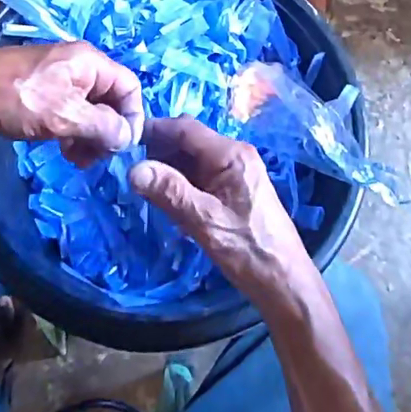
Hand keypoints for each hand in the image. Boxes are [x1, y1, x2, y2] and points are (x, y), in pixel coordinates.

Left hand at [0, 42, 144, 164]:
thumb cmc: (16, 101)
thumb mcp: (64, 115)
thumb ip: (102, 126)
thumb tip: (127, 138)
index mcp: (89, 61)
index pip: (130, 86)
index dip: (133, 117)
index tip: (122, 147)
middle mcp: (79, 66)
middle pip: (111, 99)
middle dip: (109, 130)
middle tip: (95, 159)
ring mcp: (59, 79)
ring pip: (91, 109)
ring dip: (90, 136)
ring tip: (77, 160)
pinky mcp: (42, 94)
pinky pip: (70, 112)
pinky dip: (73, 132)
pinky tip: (63, 151)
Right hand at [129, 117, 319, 310]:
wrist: (285, 283)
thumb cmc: (249, 251)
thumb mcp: (205, 222)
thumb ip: (170, 192)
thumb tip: (133, 169)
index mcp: (231, 154)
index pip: (186, 128)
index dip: (155, 129)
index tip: (125, 140)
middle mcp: (234, 155)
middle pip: (188, 141)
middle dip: (159, 150)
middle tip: (128, 167)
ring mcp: (235, 172)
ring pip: (192, 159)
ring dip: (168, 168)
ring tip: (141, 185)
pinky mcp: (233, 189)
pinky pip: (200, 175)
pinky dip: (181, 182)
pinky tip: (166, 199)